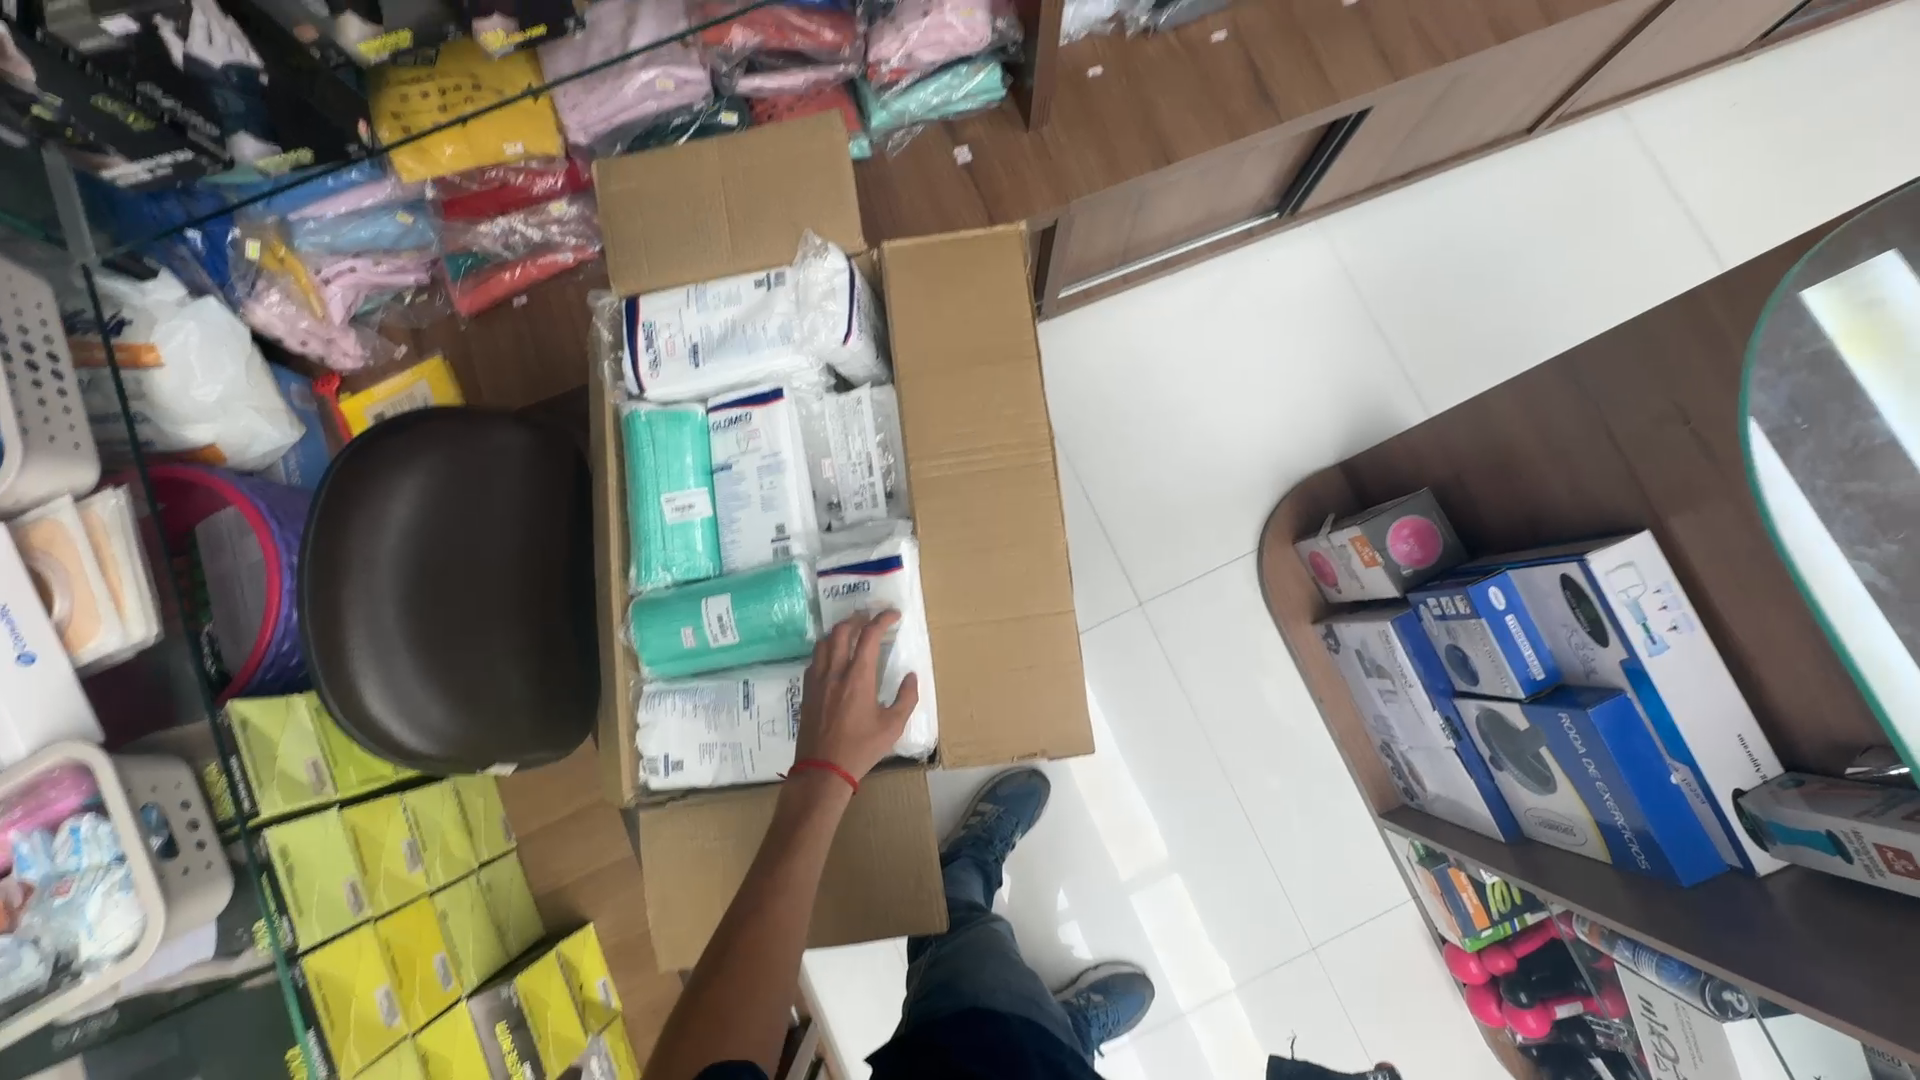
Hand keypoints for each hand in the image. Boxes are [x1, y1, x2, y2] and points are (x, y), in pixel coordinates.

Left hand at [796, 611, 919, 781]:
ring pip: (824, 642)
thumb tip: (911, 677)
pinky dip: (826, 650)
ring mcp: (817, 680)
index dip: (882, 619)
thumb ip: (906, 698)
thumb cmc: (861, 748)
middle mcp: (835, 672)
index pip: (870, 635)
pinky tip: (833, 658)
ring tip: (851, 632)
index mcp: (859, 677)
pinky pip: (814, 660)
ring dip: (839, 632)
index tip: (893, 615)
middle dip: (858, 619)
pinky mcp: (807, 691)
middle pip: (842, 631)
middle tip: (870, 618)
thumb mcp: (893, 726)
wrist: (823, 769)